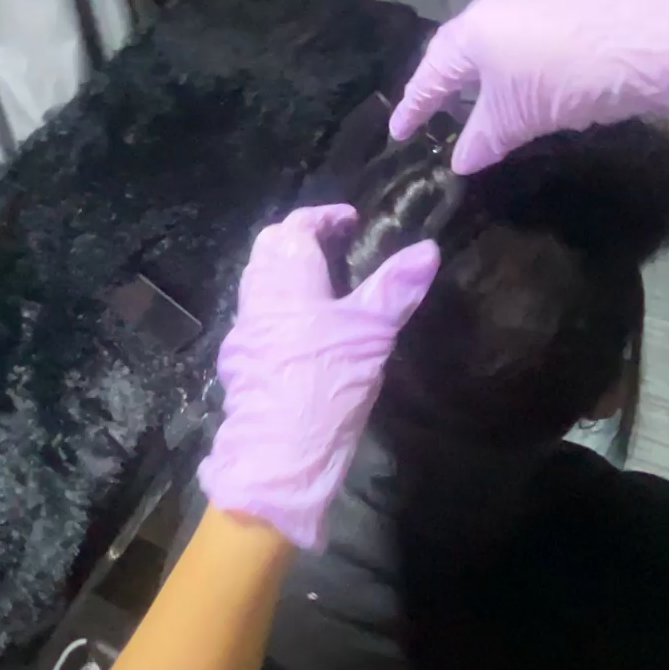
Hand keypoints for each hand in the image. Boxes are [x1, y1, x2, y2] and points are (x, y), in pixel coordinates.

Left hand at [197, 205, 439, 548]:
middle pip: (268, 250)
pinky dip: (279, 302)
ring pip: (258, 281)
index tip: (350, 219)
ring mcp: (244, 329)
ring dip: (285, 270)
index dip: (321, 216)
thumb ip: (395, 288)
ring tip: (323, 280)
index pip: (294, 228)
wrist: (277, 453)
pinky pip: (258, 313)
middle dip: (298, 238)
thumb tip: (427, 248)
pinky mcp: (241, 359)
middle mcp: (257, 297)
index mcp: (284, 279)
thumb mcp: (371, 333)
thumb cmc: (325, 383)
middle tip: (335, 244)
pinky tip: (303, 324)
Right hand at [392, 0, 668, 172]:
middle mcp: (500, 0)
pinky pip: (535, 26)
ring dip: (487, 67)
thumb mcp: (517, 120)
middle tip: (437, 108)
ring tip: (487, 93)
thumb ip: (481, 141)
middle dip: (446, 81)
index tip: (398, 133)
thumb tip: (459, 163)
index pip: (430, 75)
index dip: (412, 108)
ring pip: (500, 33)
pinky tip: (539, 72)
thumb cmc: (569, 77)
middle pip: (460, 47)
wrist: (667, 31)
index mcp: (472, 30)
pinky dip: (523, 54)